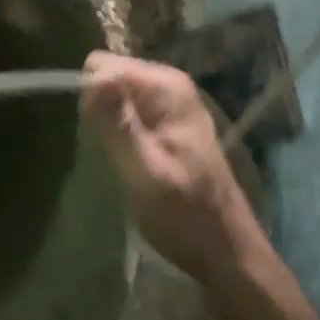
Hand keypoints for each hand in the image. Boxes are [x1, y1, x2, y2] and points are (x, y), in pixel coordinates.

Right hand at [81, 51, 259, 280]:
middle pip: (107, 75)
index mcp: (167, 87)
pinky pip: (125, 110)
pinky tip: (129, 159)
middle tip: (113, 152)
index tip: (100, 138)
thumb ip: (118, 124)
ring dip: (107, 123)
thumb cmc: (186, 217)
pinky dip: (118, 131)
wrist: (227, 254)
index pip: (101, 65)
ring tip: (120, 158)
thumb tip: (92, 76)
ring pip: (113, 94)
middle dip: (99, 109)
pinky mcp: (167, 122)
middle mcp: (169, 84)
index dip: (91, 99)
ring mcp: (170, 103)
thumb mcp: (145, 174)